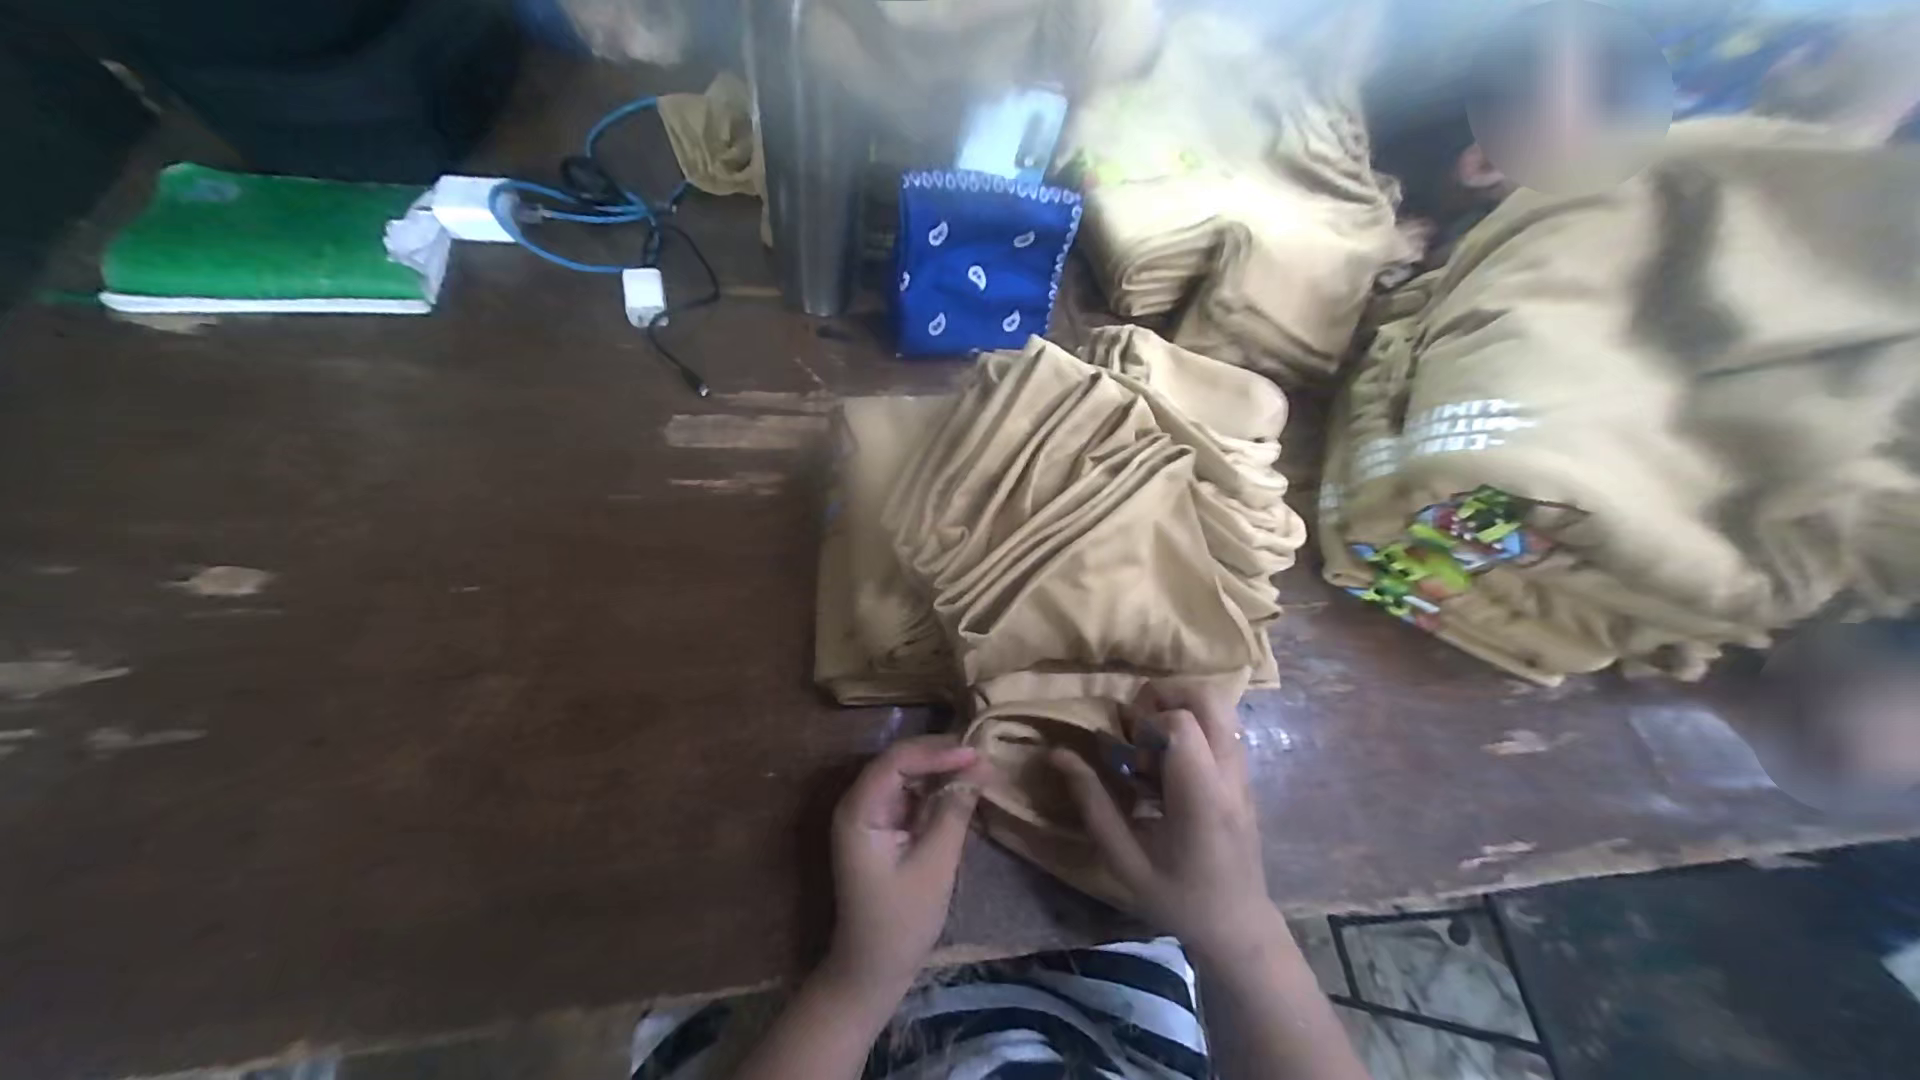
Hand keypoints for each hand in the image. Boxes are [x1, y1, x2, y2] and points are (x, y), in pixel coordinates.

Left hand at [825, 735, 989, 994]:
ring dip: (940, 767)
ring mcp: (871, 813)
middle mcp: (859, 803)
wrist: (872, 970)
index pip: (895, 762)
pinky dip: (937, 786)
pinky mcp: (885, 824)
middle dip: (940, 754)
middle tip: (981, 753)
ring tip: (978, 764)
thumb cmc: (900, 922)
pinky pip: (911, 792)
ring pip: (907, 772)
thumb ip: (953, 812)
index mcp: (858, 811)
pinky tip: (962, 784)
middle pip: (899, 761)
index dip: (935, 752)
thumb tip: (978, 768)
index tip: (974, 752)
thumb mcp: (934, 866)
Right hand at [1051, 680, 1275, 960]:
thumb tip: (1058, 753)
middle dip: (1166, 694)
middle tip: (1136, 723)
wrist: (1238, 928)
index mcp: (1201, 797)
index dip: (1145, 724)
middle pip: (1209, 699)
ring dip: (1179, 705)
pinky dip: (1193, 722)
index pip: (1181, 726)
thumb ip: (1092, 803)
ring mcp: (1243, 773)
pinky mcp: (1244, 776)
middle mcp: (1229, 775)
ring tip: (1150, 738)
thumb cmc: (1177, 898)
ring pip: (1220, 707)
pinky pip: (1223, 726)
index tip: (1127, 753)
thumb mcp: (1124, 859)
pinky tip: (1169, 757)